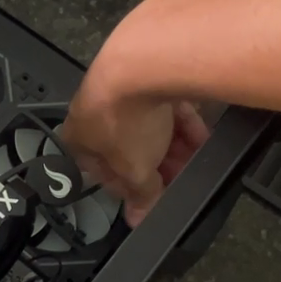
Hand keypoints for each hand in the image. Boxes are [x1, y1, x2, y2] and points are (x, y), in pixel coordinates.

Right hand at [64, 81, 208, 226]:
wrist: (144, 64)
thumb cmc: (123, 116)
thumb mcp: (134, 169)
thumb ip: (140, 194)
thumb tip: (139, 217)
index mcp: (78, 136)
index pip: (102, 172)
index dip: (130, 189)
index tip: (151, 199)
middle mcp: (95, 111)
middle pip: (129, 148)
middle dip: (157, 167)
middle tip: (178, 182)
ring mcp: (123, 90)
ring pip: (150, 127)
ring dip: (173, 148)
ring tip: (196, 163)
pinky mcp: (148, 74)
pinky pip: (167, 107)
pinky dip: (184, 124)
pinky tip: (202, 138)